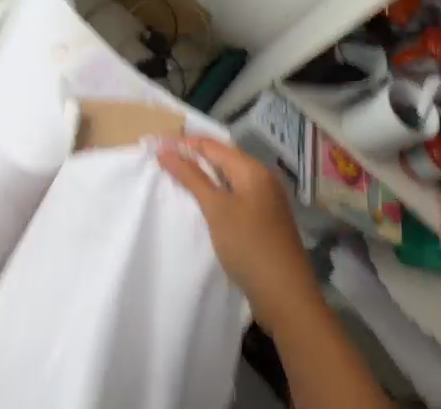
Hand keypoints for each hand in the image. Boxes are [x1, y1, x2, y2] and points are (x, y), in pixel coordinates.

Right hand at [158, 137, 317, 316]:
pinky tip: (201, 203)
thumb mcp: (216, 208)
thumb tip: (164, 150)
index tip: (154, 146)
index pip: (212, 145)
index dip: (182, 143)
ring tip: (175, 179)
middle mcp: (262, 179)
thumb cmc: (248, 246)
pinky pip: (234, 196)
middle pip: (221, 158)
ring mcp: (265, 201)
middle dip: (191, 157)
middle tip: (161, 160)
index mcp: (252, 170)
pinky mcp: (264, 220)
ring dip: (202, 177)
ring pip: (227, 178)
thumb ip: (191, 176)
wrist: (286, 297)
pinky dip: (215, 194)